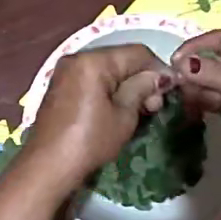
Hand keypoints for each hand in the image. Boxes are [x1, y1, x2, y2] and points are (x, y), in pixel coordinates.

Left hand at [16, 45, 173, 191]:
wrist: (48, 166)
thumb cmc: (89, 141)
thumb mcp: (124, 116)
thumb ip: (142, 89)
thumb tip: (160, 76)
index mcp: (93, 60)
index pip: (137, 53)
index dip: (159, 69)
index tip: (172, 91)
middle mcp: (77, 58)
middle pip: (121, 58)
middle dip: (142, 78)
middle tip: (155, 106)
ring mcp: (66, 71)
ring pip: (107, 69)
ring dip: (126, 85)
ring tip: (140, 110)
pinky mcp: (61, 86)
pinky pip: (92, 79)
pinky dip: (109, 89)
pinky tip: (119, 109)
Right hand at [171, 30, 220, 181]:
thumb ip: (216, 76)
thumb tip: (180, 63)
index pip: (220, 39)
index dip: (195, 48)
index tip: (172, 62)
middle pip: (211, 59)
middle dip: (191, 71)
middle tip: (171, 86)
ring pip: (207, 80)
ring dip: (192, 89)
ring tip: (178, 100)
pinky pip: (211, 98)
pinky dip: (198, 102)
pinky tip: (187, 109)